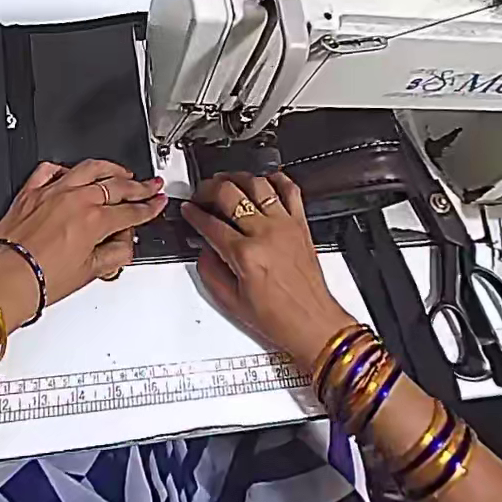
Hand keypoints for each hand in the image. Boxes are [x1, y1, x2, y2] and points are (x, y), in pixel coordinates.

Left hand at [0, 160, 165, 331]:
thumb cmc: (40, 280)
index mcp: (94, 220)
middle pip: (117, 185)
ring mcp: (53, 192)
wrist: (5, 281)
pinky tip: (71, 171)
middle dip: (140, 186)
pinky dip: (64, 168)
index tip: (157, 203)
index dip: (150, 207)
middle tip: (151, 185)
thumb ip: (115, 254)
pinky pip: (50, 169)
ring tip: (121, 171)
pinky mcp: (31, 192)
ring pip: (89, 168)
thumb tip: (124, 244)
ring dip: (110, 168)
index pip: (132, 210)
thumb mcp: (90, 272)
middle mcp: (76, 200)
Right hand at [181, 172, 354, 370]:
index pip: (210, 223)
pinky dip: (276, 179)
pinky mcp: (301, 224)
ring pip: (257, 184)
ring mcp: (285, 225)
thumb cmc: (279, 317)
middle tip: (201, 194)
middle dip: (207, 189)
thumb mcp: (231, 301)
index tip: (188, 210)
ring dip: (236, 178)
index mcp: (245, 255)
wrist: (313, 323)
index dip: (193, 213)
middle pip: (229, 194)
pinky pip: (290, 190)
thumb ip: (210, 271)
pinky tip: (264, 180)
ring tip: (226, 181)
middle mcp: (266, 234)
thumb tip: (203, 249)